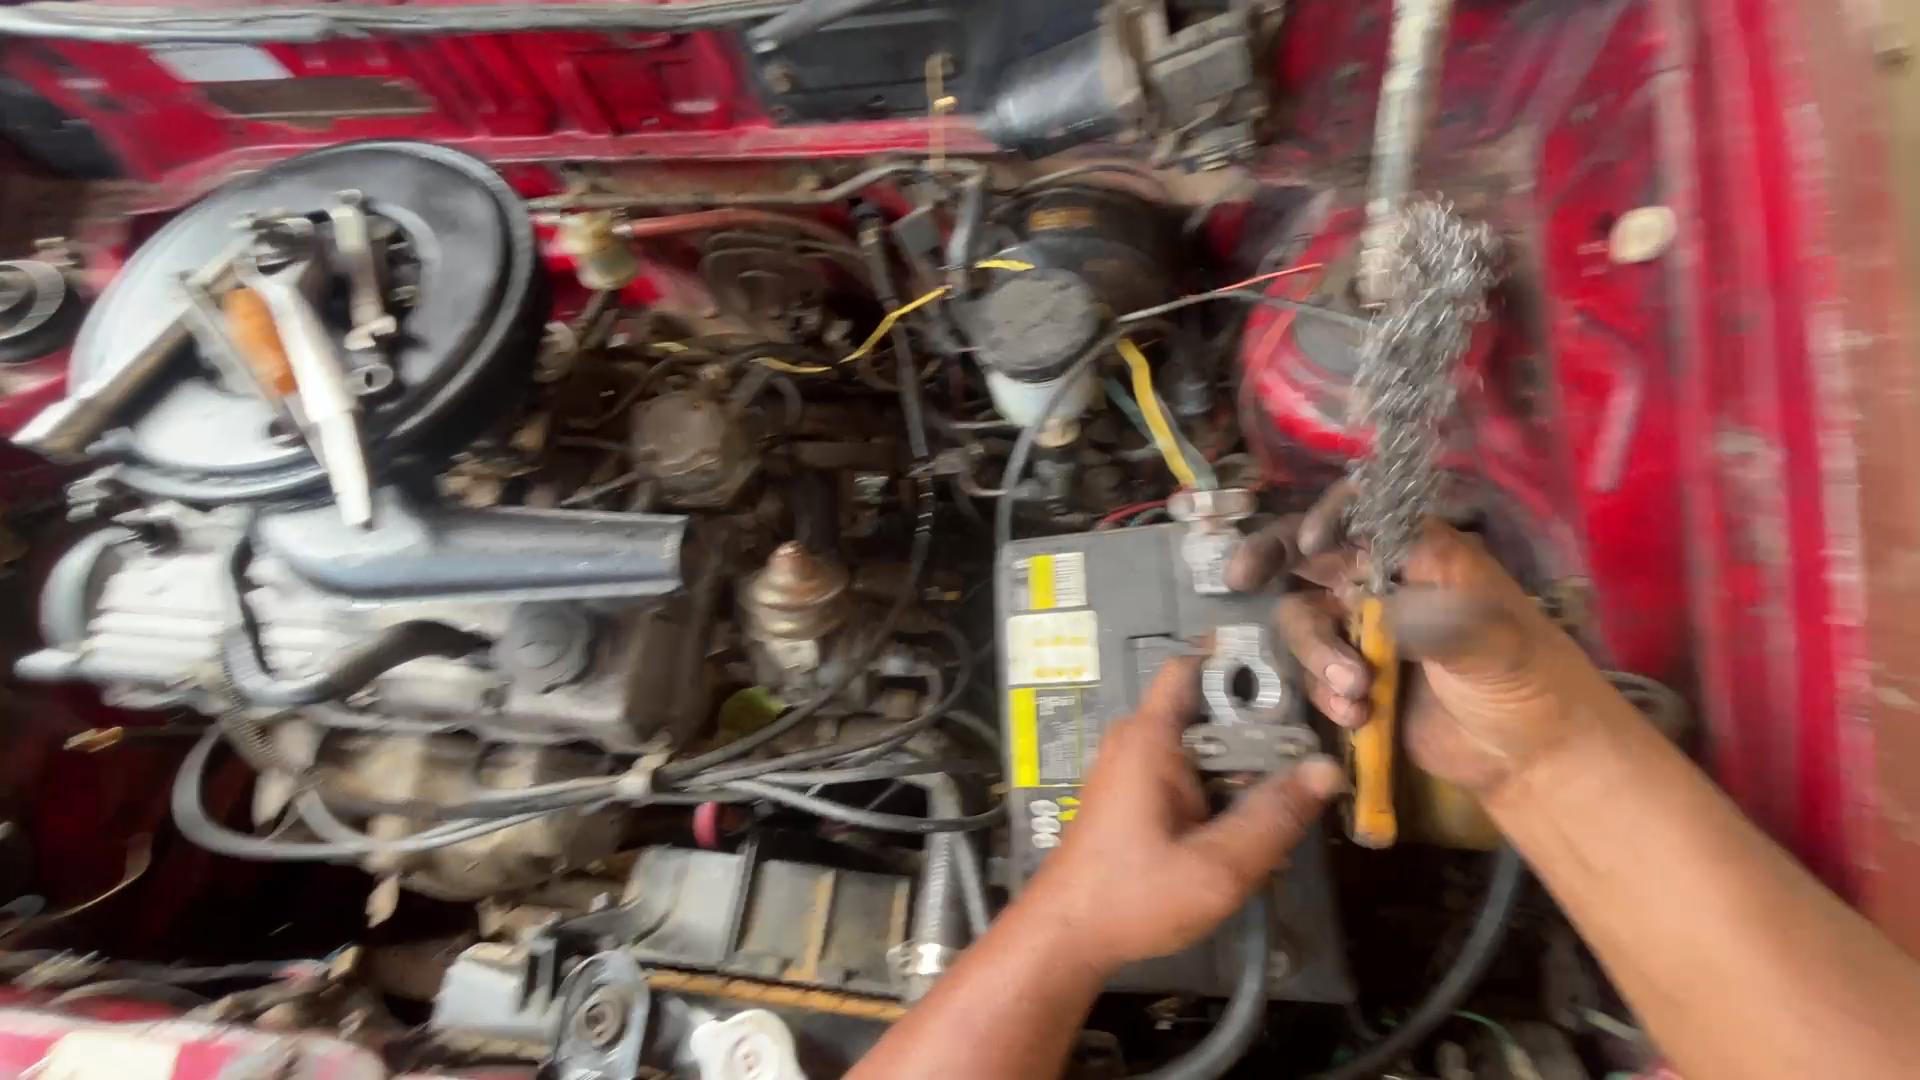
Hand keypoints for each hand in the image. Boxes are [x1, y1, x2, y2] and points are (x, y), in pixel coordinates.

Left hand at [1018, 658, 1344, 976]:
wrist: (1070, 931)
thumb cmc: (1134, 895)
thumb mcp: (1217, 866)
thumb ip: (1273, 817)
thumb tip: (1325, 770)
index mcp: (1150, 736)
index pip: (1191, 668)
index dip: (1239, 666)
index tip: (1293, 686)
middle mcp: (1137, 738)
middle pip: (1207, 713)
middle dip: (1256, 740)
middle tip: (1304, 773)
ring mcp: (1132, 765)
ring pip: (1201, 750)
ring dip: (1240, 778)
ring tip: (1281, 817)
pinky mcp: (1134, 792)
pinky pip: (1185, 776)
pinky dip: (1216, 796)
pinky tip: (1243, 839)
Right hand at [1226, 484, 1630, 799]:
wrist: (1531, 761)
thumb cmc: (1531, 685)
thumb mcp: (1498, 645)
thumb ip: (1446, 621)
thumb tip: (1383, 609)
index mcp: (1420, 556)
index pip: (1361, 514)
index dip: (1325, 519)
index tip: (1307, 546)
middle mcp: (1379, 581)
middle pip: (1306, 557)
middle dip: (1269, 563)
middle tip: (1239, 579)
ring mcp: (1359, 628)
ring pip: (1303, 619)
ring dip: (1317, 654)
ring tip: (1354, 691)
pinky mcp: (1348, 672)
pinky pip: (1311, 670)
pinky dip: (1324, 691)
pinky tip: (1356, 715)